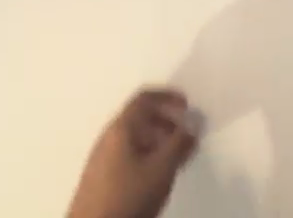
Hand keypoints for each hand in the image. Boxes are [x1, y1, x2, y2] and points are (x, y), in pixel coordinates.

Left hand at [66, 89, 199, 217]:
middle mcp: (107, 138)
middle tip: (184, 134)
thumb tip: (194, 121)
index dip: (168, 97)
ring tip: (174, 158)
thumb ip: (180, 142)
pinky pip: (126, 156)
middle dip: (165, 122)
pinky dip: (145, 157)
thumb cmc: (128, 195)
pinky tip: (155, 176)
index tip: (186, 105)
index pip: (144, 98)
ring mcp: (101, 159)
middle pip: (139, 118)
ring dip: (157, 142)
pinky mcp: (99, 179)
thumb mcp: (162, 168)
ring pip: (133, 139)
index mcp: (120, 128)